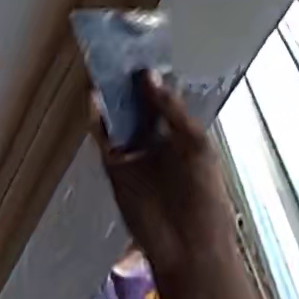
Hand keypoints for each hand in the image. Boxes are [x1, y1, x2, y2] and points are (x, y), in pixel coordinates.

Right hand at [90, 70, 239, 281]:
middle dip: (128, 83)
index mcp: (183, 135)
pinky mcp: (114, 166)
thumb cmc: (204, 195)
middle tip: (116, 54)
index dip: (153, 79)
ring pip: (118, 117)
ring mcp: (134, 153)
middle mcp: (157, 141)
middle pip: (138, 105)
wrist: (187, 246)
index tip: (140, 53)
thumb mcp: (196, 144)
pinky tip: (94, 97)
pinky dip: (96, 117)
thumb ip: (171, 109)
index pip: (164, 99)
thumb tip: (148, 75)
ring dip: (111, 96)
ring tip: (102, 67)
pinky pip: (103, 136)